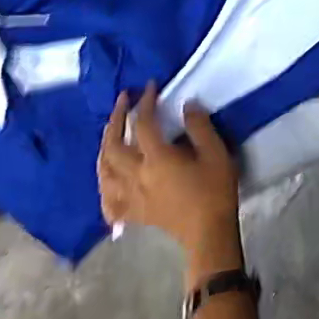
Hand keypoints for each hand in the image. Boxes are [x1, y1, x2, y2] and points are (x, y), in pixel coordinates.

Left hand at [98, 82, 242, 281]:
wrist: (209, 232)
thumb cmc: (214, 189)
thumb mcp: (215, 151)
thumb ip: (198, 125)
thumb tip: (186, 105)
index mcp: (156, 159)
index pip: (143, 124)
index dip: (145, 101)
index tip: (151, 86)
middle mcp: (137, 177)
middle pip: (113, 146)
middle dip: (115, 119)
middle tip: (123, 100)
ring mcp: (131, 198)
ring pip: (104, 172)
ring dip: (104, 148)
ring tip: (110, 132)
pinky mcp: (133, 214)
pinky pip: (108, 202)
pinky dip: (104, 187)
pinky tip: (108, 179)